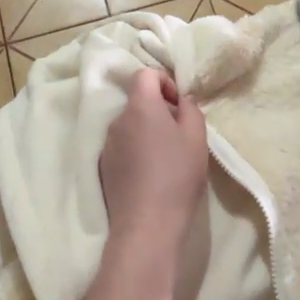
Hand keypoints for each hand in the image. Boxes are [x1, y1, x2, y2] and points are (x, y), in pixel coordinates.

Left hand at [99, 69, 208, 249]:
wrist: (147, 225)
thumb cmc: (177, 175)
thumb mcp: (197, 136)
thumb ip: (190, 108)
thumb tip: (180, 100)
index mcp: (140, 106)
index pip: (144, 74)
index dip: (164, 82)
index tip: (178, 105)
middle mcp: (117, 120)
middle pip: (137, 101)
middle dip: (158, 110)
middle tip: (178, 134)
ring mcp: (107, 144)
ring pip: (129, 125)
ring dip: (146, 131)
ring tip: (165, 158)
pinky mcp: (103, 167)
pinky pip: (122, 146)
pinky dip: (136, 150)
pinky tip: (150, 175)